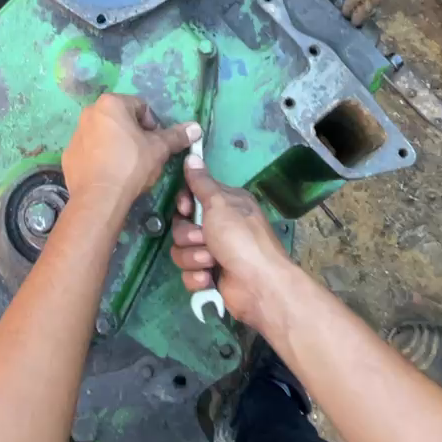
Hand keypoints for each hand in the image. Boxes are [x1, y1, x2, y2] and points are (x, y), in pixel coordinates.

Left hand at [61, 94, 199, 220]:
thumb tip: (195, 127)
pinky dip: (100, 157)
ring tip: (126, 166)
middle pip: (121, 119)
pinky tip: (109, 173)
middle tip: (143, 155)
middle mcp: (89, 112)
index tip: (155, 144)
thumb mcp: (158, 149)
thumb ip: (176, 136)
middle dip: (134, 134)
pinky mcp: (69, 154)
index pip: (140, 107)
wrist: (99, 198)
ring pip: (104, 134)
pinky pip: (90, 150)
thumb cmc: (131, 165)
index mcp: (111, 104)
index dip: (152, 125)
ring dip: (116, 144)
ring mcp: (76, 133)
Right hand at [169, 156, 294, 332]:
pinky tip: (209, 279)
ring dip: (194, 257)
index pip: (191, 197)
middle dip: (189, 235)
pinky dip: (198, 277)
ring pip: (182, 251)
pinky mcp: (210, 276)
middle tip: (204, 239)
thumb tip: (192, 156)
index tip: (185, 208)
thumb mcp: (220, 203)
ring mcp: (214, 253)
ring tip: (211, 262)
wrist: (259, 285)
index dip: (184, 204)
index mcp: (225, 205)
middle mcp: (219, 226)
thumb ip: (202, 182)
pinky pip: (189, 274)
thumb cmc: (240, 238)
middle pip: (182, 226)